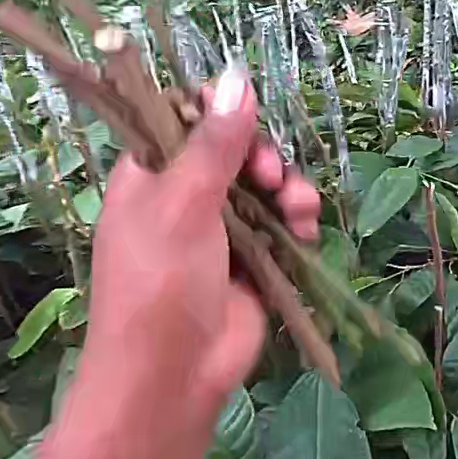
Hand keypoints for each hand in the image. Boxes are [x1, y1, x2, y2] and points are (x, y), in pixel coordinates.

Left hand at [76, 67, 319, 415]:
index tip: (246, 116)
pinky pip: (283, 222)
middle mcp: (186, 195)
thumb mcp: (184, 206)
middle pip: (237, 150)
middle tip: (271, 177)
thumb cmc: (160, 285)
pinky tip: (305, 233)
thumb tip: (238, 76)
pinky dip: (298, 222)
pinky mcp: (253, 258)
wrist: (172, 381)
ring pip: (267, 186)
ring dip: (289, 190)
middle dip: (264, 158)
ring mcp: (222, 228)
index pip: (185, 120)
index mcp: (152, 175)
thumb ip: (216, 144)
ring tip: (299, 210)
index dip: (219, 112)